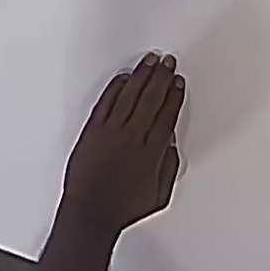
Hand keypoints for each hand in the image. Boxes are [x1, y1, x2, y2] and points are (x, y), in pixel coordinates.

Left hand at [58, 53, 185, 239]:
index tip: (179, 81)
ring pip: (131, 93)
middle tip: (168, 62)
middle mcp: (133, 136)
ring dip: (143, 73)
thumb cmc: (122, 207)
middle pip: (152, 98)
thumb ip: (168, 166)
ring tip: (151, 60)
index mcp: (151, 152)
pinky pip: (107, 99)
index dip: (175, 95)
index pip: (167, 114)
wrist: (90, 211)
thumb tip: (171, 143)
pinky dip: (117, 85)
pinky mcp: (94, 127)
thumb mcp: (159, 195)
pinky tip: (125, 75)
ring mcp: (112, 129)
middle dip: (162, 76)